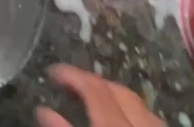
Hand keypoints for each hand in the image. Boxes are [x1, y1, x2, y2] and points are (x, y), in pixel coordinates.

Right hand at [36, 64, 164, 126]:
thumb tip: (42, 110)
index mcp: (116, 123)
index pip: (94, 87)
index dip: (71, 74)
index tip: (52, 71)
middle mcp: (142, 120)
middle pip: (120, 91)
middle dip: (93, 82)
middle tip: (70, 84)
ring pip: (139, 103)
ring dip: (115, 95)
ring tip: (93, 98)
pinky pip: (151, 117)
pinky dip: (133, 111)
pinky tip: (123, 118)